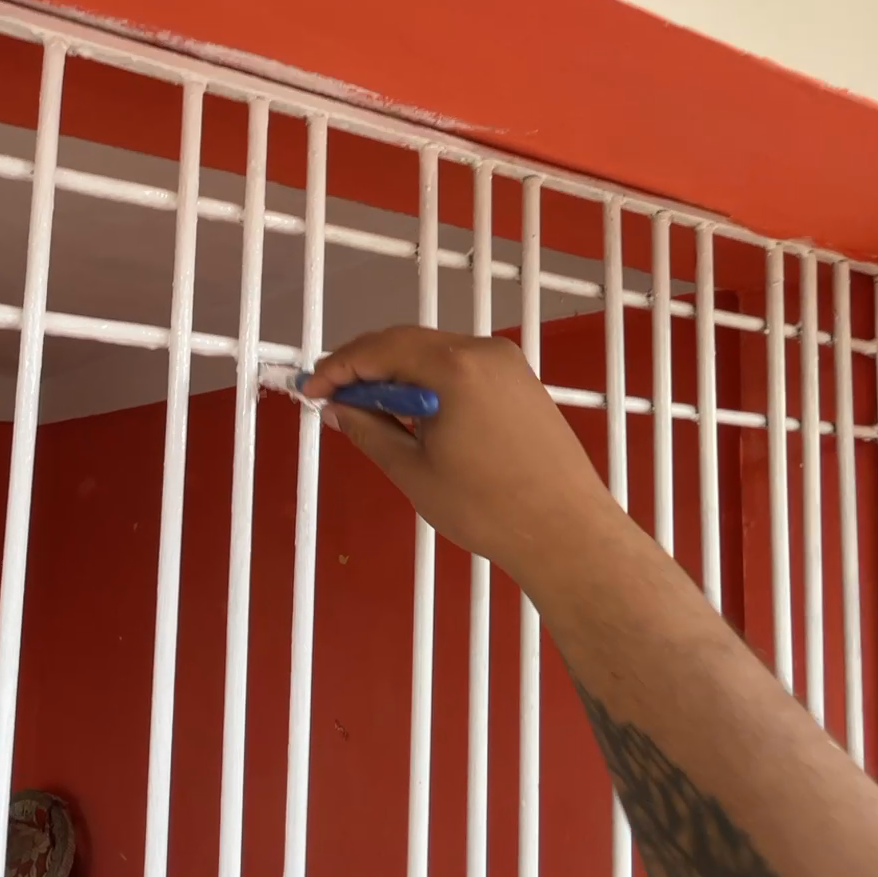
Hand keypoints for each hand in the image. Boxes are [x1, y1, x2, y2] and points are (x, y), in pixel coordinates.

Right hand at [302, 326, 629, 585]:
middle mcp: (482, 351)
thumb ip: (368, 430)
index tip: (310, 391)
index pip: (379, 350)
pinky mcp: (519, 382)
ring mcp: (506, 364)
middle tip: (330, 395)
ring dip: (391, 373)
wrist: (567, 533)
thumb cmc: (484, 507)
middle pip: (405, 342)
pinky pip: (456, 367)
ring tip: (363, 406)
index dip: (337, 369)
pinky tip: (408, 411)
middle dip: (361, 366)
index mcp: (454, 368)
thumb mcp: (411, 470)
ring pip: (430, 353)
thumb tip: (336, 409)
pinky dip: (423, 380)